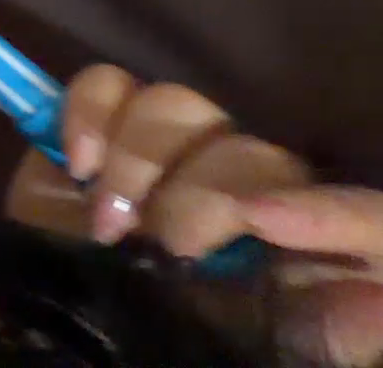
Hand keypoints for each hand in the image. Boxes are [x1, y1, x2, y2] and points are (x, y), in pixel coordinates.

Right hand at [6, 64, 382, 363]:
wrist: (75, 316)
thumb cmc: (188, 334)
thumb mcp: (269, 347)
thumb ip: (330, 332)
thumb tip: (377, 301)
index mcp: (313, 245)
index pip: (366, 216)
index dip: (325, 209)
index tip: (259, 221)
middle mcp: (250, 186)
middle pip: (249, 151)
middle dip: (196, 196)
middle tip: (159, 246)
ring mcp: (168, 150)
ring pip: (175, 105)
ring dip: (134, 157)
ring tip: (107, 215)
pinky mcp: (97, 125)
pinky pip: (103, 84)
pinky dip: (86, 113)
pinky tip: (76, 163)